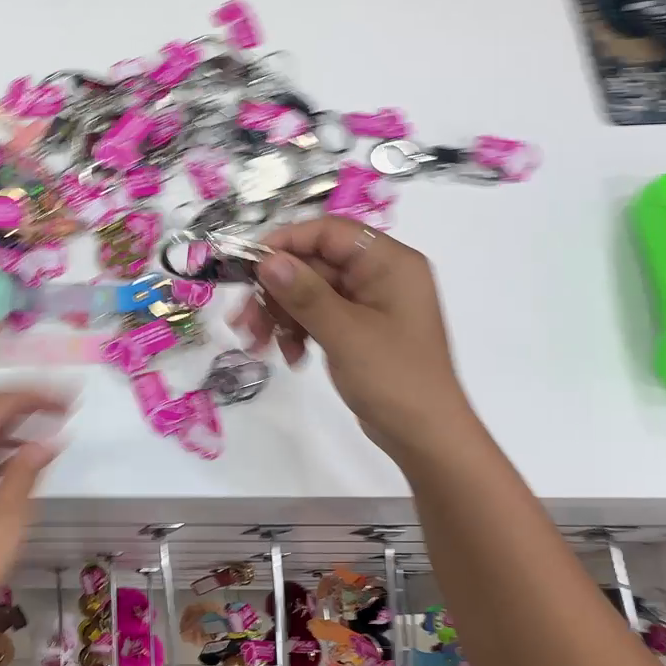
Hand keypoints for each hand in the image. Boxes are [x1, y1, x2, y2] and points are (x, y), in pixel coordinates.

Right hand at [227, 216, 478, 461]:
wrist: (423, 433)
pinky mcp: (357, 328)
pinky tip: (289, 357)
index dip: (285, 243)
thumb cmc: (394, 378)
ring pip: (308, 293)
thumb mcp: (345, 333)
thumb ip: (305, 294)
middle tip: (242, 322)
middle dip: (274, 292)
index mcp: (389, 263)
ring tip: (257, 346)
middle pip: (313, 265)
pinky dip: (296, 332)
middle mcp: (380, 275)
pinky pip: (316, 316)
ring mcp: (368, 303)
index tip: (246, 267)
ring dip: (279, 316)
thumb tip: (268, 261)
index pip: (329, 233)